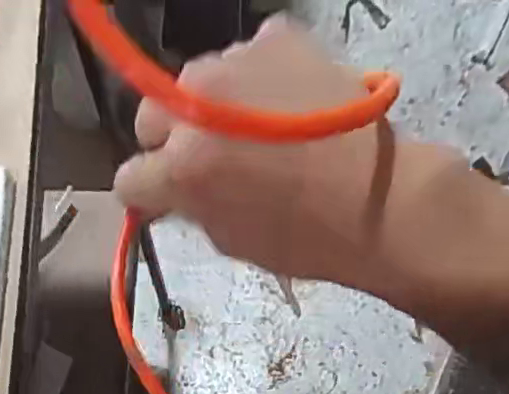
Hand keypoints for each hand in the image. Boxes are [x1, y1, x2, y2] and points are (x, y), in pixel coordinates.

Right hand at [112, 16, 457, 287]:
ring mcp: (235, 60)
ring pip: (195, 83)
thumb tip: (177, 193)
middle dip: (168, 142)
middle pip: (149, 115)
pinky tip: (285, 108)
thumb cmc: (306, 239)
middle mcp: (195, 103)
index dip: (146, 195)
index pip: (130, 178)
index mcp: (182, 167)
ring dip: (210, 108)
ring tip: (254, 133)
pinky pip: (244, 60)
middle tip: (204, 163)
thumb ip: (193, 210)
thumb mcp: (234, 241)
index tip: (162, 201)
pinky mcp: (276, 36)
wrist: (379, 198)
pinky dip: (254, 83)